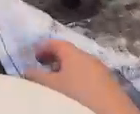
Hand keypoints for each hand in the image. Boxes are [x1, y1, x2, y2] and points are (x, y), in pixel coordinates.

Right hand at [22, 39, 139, 113]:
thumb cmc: (78, 97)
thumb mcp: (51, 87)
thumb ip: (37, 78)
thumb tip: (27, 71)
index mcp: (74, 53)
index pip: (55, 42)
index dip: (43, 47)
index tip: (33, 55)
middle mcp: (89, 58)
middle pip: (69, 55)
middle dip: (55, 61)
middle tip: (43, 71)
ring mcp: (103, 73)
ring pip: (81, 68)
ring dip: (68, 74)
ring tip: (58, 87)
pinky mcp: (112, 88)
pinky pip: (91, 80)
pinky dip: (80, 84)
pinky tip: (77, 97)